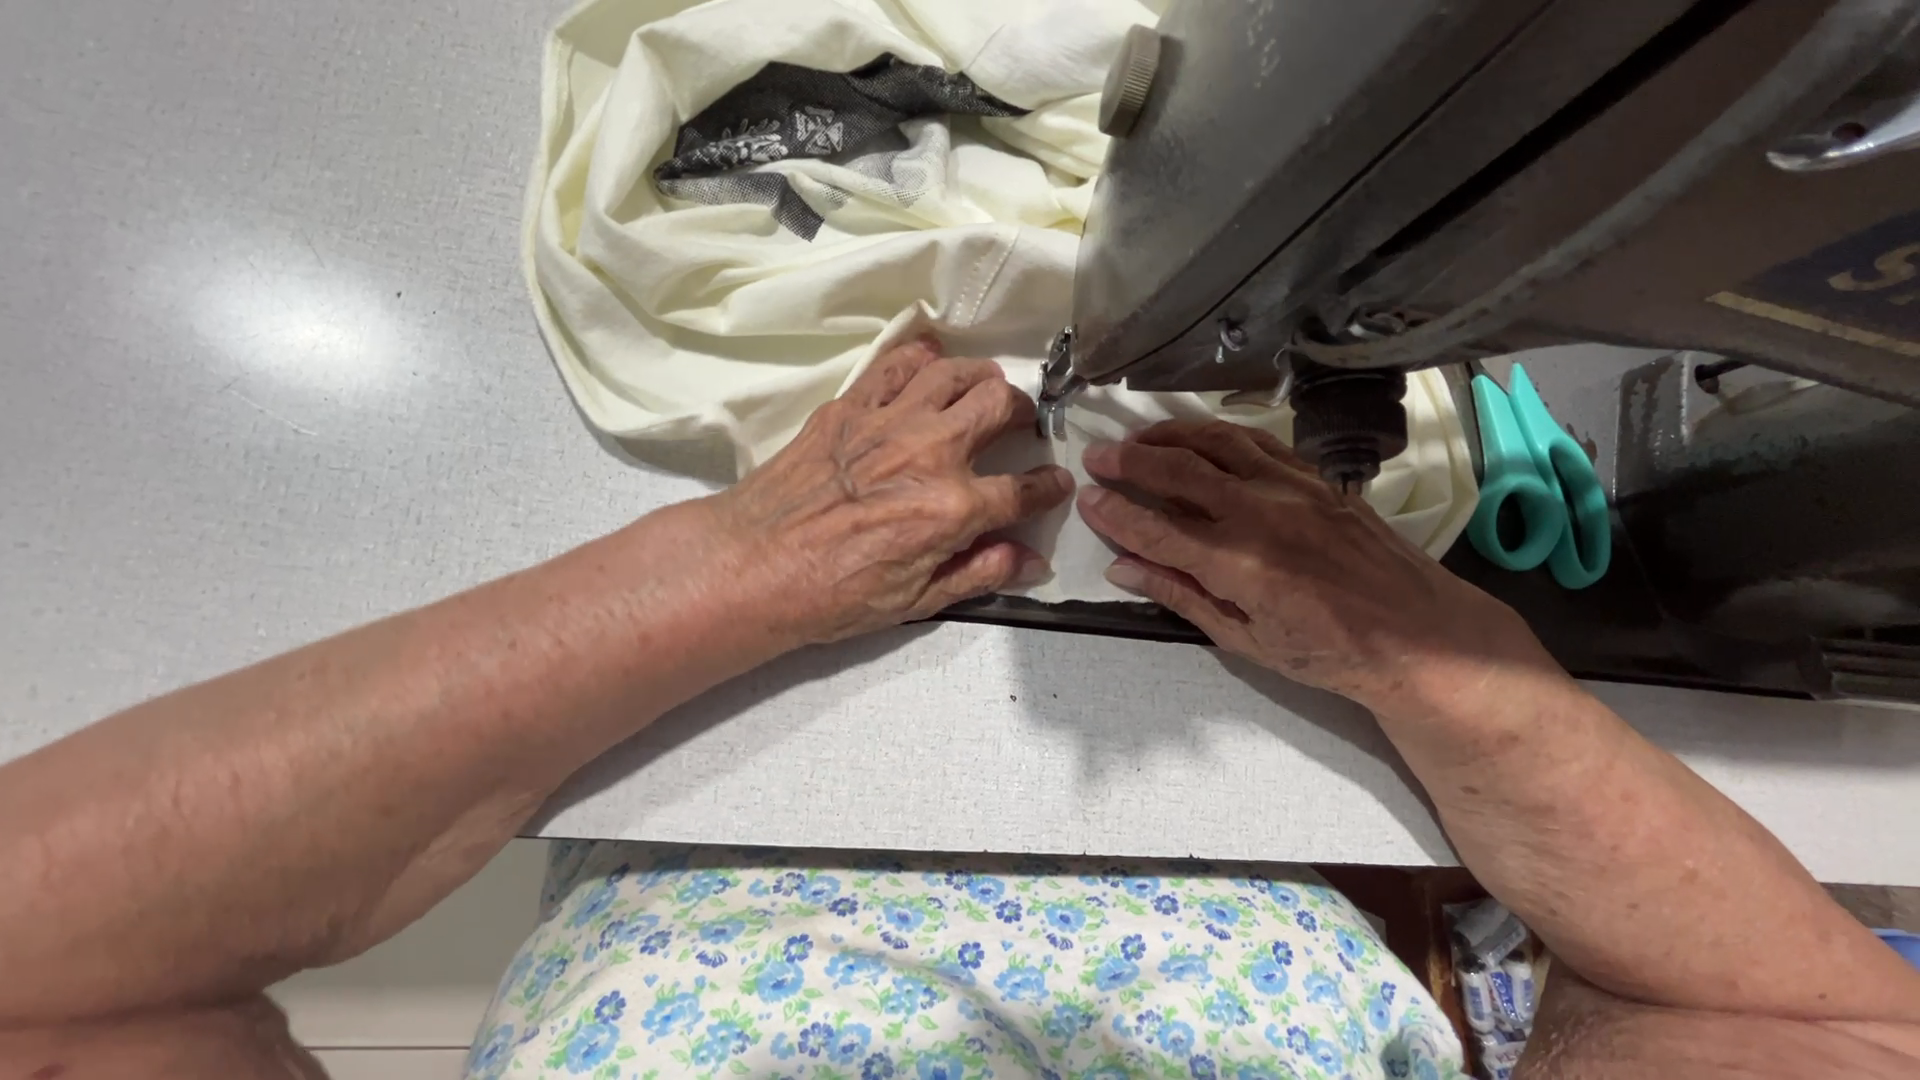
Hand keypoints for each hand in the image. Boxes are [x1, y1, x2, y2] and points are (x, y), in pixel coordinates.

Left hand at [708, 337, 1074, 645]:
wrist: (752, 565)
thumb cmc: (833, 595)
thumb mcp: (916, 601)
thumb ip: (979, 573)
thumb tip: (1030, 560)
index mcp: (952, 508)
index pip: (1024, 490)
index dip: (1048, 487)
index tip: (1054, 484)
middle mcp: (930, 452)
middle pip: (998, 405)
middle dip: (1022, 412)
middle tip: (1018, 423)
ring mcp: (888, 422)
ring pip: (954, 372)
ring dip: (979, 376)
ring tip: (982, 388)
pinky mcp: (850, 407)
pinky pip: (896, 365)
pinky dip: (921, 360)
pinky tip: (928, 367)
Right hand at [1076, 420, 1547, 714]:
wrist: (1420, 636)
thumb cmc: (1326, 652)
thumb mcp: (1243, 639)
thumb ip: (1180, 595)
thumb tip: (1123, 569)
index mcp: (1239, 565)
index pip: (1157, 528)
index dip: (1114, 512)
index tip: (1085, 498)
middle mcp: (1262, 514)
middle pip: (1180, 470)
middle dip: (1130, 460)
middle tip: (1097, 455)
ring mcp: (1294, 488)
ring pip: (1219, 443)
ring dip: (1172, 434)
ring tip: (1140, 436)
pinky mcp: (1318, 479)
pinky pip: (1259, 442)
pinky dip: (1220, 434)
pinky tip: (1201, 438)